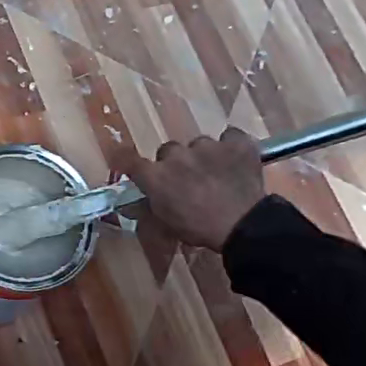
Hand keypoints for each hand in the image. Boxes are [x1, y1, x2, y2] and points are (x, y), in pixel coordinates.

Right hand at [122, 128, 265, 250]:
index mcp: (155, 177)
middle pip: (168, 151)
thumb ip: (148, 206)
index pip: (127, 160)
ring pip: (198, 145)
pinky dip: (229, 148)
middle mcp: (177, 155)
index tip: (122, 161)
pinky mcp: (236, 142)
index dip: (123, 159)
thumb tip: (132, 203)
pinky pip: (229, 137)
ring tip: (215, 175)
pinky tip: (234, 162)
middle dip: (173, 163)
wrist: (242, 225)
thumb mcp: (166, 223)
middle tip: (186, 181)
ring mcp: (208, 146)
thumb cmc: (198, 228)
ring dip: (201, 157)